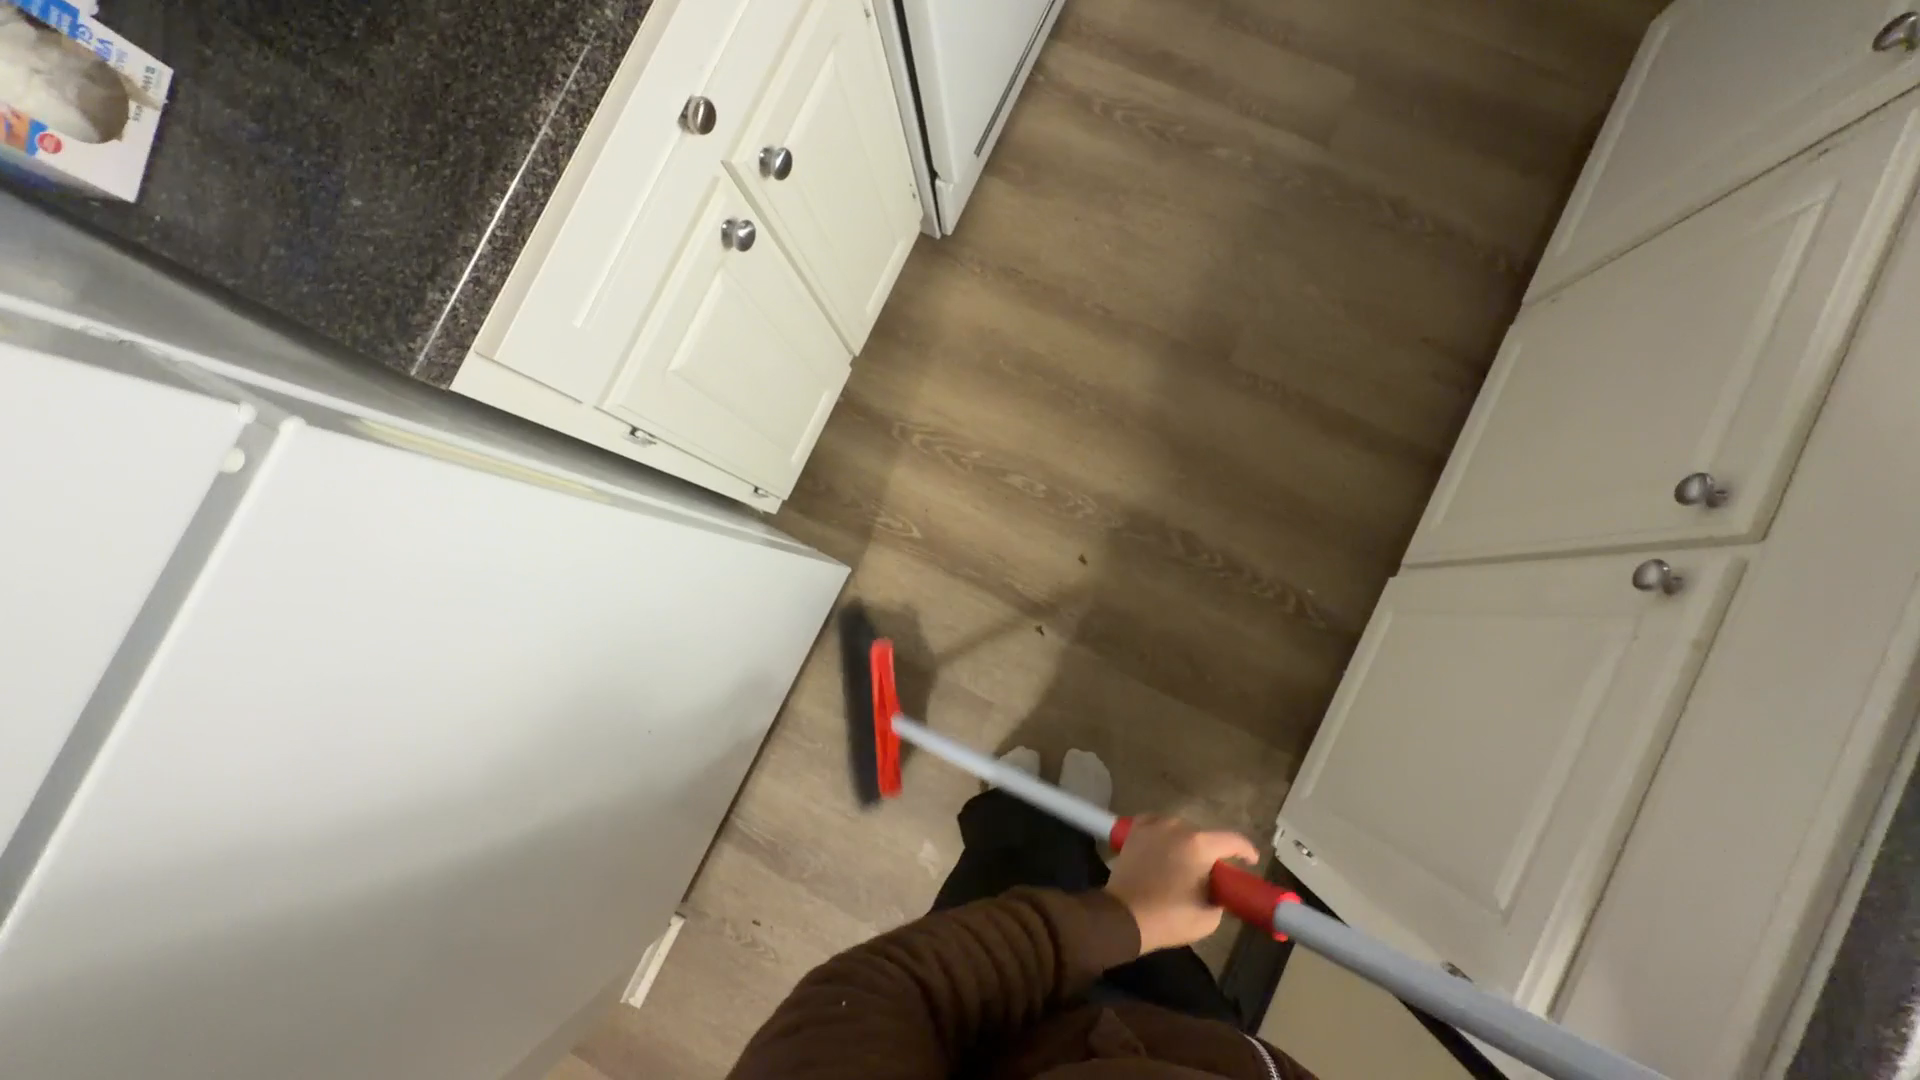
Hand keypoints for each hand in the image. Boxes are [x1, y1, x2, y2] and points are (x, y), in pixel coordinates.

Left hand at [1104, 816, 1260, 953]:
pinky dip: (1163, 833)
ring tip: (1186, 862)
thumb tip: (1219, 891)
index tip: (1251, 862)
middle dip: (1211, 852)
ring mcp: (1153, 826)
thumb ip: (1221, 898)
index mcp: (1199, 845)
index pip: (1233, 840)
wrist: (1123, 916)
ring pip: (1180, 829)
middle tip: (1212, 872)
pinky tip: (1165, 844)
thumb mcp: (1208, 917)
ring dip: (1186, 842)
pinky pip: (1156, 824)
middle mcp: (1177, 827)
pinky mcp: (1134, 831)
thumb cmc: (1169, 917)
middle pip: (1204, 835)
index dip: (1246, 851)